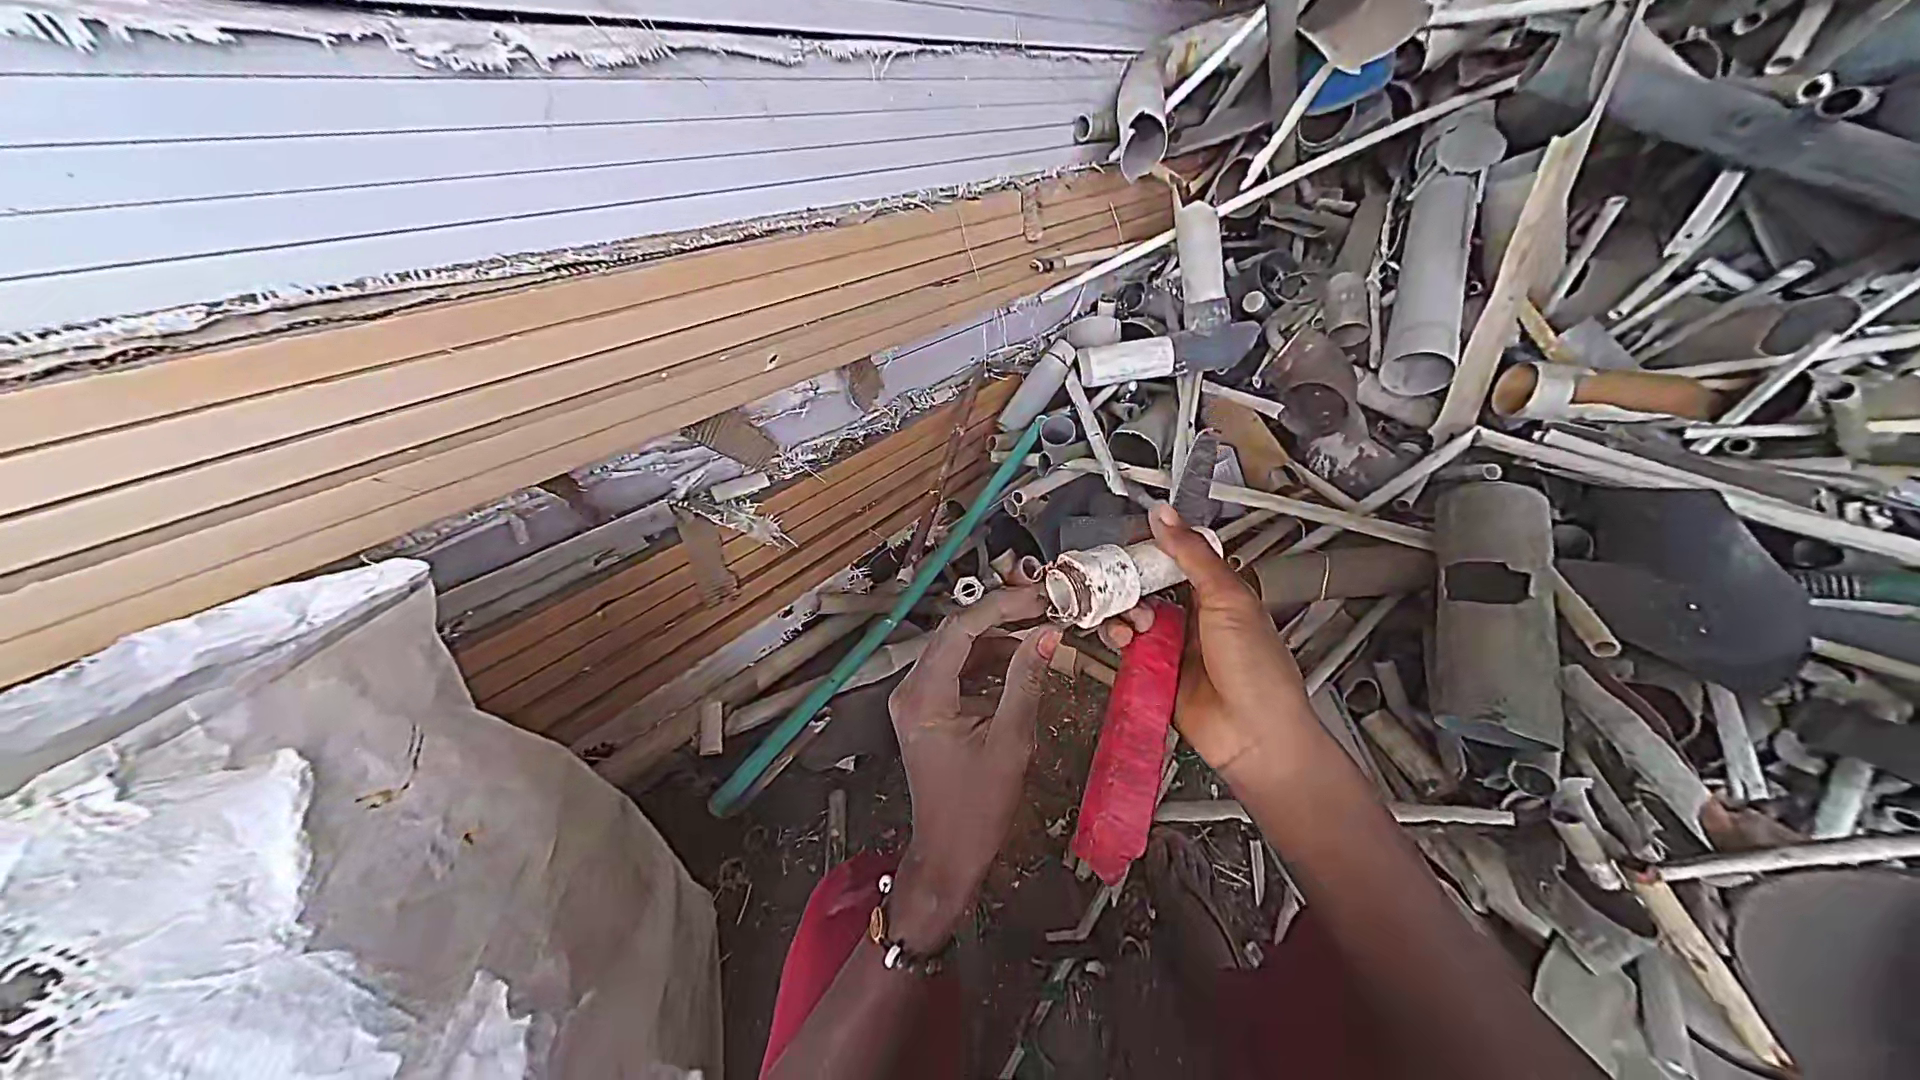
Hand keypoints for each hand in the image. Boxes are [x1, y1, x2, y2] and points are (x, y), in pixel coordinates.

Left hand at [886, 585, 1057, 949]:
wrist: (950, 851)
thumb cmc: (975, 810)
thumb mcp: (1010, 741)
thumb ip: (1027, 681)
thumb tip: (1047, 636)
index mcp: (923, 697)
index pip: (960, 629)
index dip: (1001, 607)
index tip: (1036, 598)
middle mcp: (912, 690)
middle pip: (956, 632)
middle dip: (1002, 616)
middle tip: (1042, 607)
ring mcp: (917, 698)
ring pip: (959, 647)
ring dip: (998, 637)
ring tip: (1038, 629)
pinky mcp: (929, 707)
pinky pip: (959, 668)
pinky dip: (989, 660)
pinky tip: (1019, 659)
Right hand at [1100, 505, 1308, 778]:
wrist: (1253, 735)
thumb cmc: (1259, 671)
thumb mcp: (1228, 598)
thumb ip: (1193, 555)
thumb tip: (1165, 516)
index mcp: (1214, 592)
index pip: (1172, 558)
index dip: (1148, 550)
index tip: (1129, 546)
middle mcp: (1190, 615)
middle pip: (1145, 586)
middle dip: (1128, 583)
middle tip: (1120, 584)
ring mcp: (1170, 643)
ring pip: (1129, 614)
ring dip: (1123, 612)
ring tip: (1135, 622)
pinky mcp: (1152, 670)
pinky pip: (1124, 647)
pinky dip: (1118, 639)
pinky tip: (1126, 640)